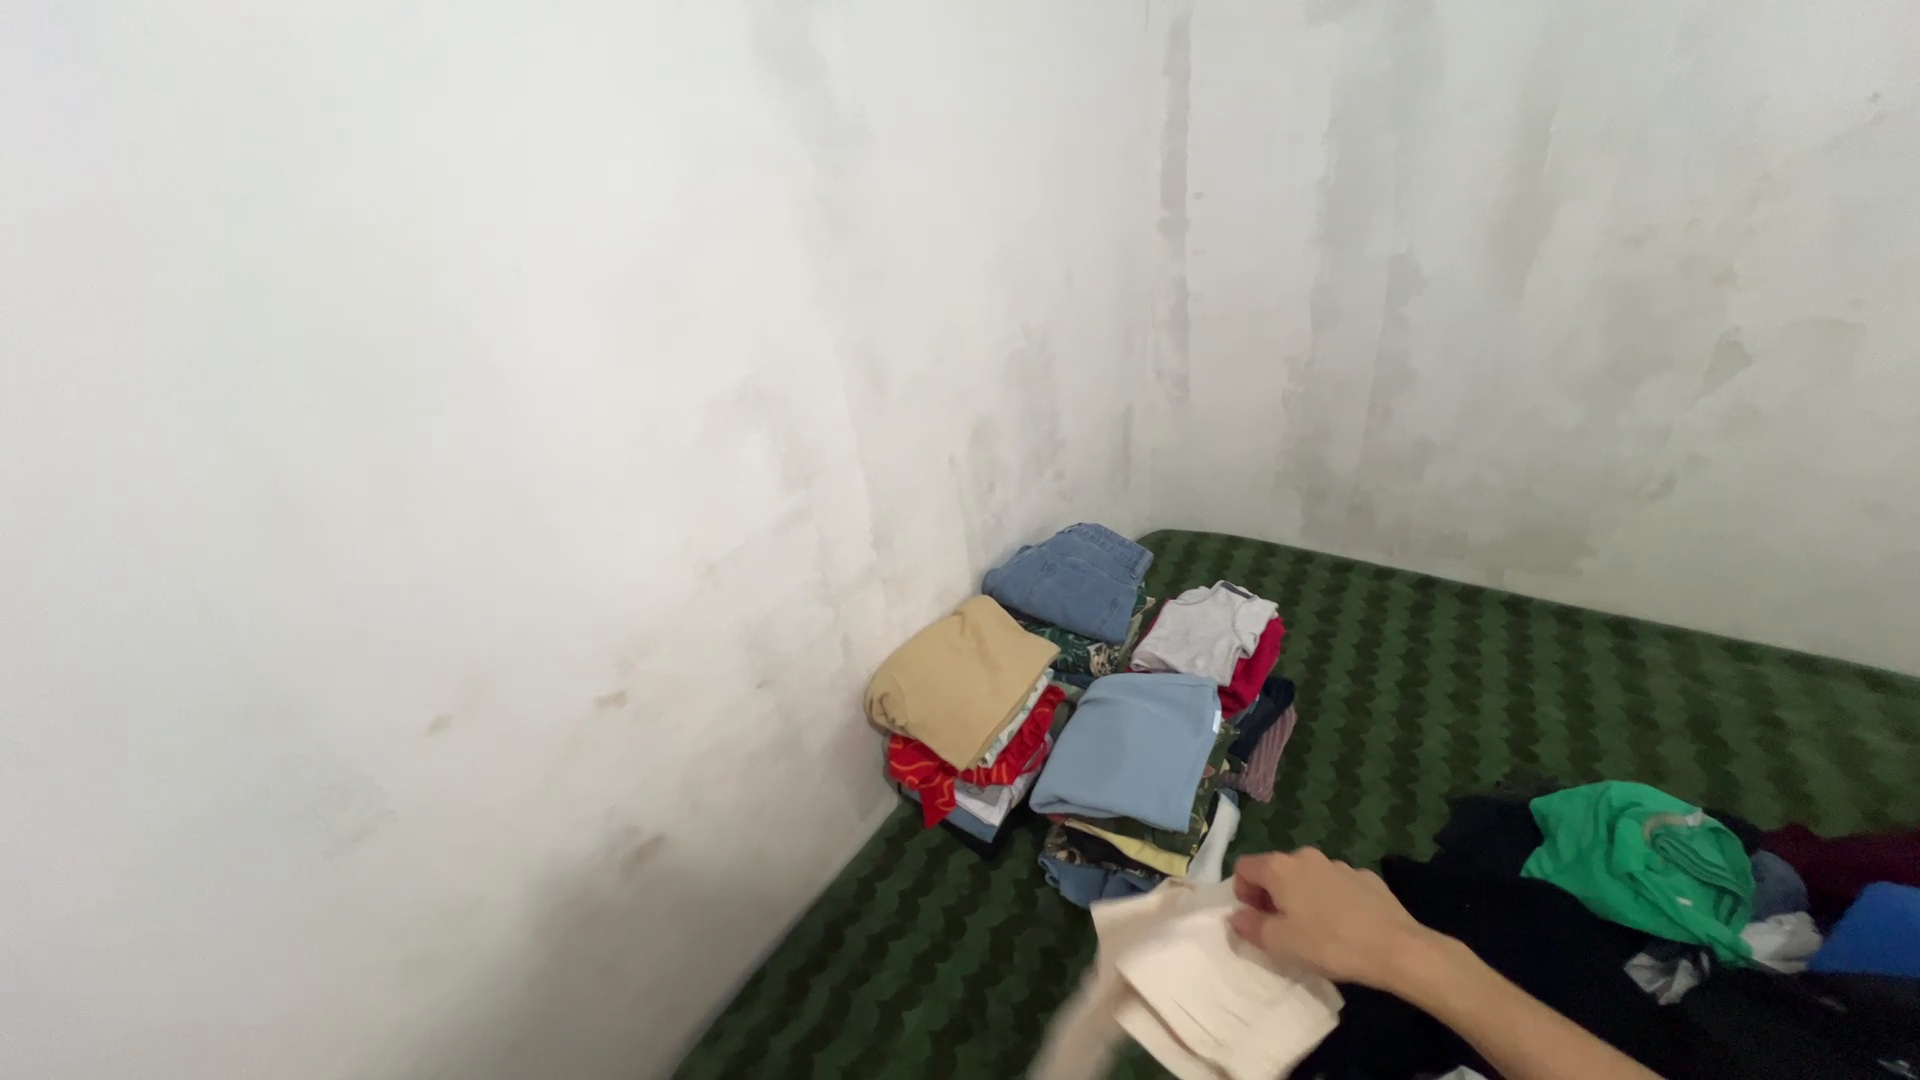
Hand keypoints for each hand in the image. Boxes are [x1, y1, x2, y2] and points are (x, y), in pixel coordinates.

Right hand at [1228, 848, 1440, 990]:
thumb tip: (1237, 916)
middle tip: (1284, 929)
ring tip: (1318, 930)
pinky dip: (1333, 900)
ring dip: (1303, 897)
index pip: (1243, 868)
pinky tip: (1348, 925)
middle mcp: (1305, 856)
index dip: (1243, 893)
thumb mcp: (1280, 944)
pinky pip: (1336, 885)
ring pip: (1307, 877)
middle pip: (1275, 871)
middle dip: (1273, 896)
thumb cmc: (1330, 944)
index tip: (1257, 920)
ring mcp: (1337, 864)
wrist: (1398, 949)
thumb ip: (1250, 927)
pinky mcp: (1366, 877)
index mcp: (1279, 867)